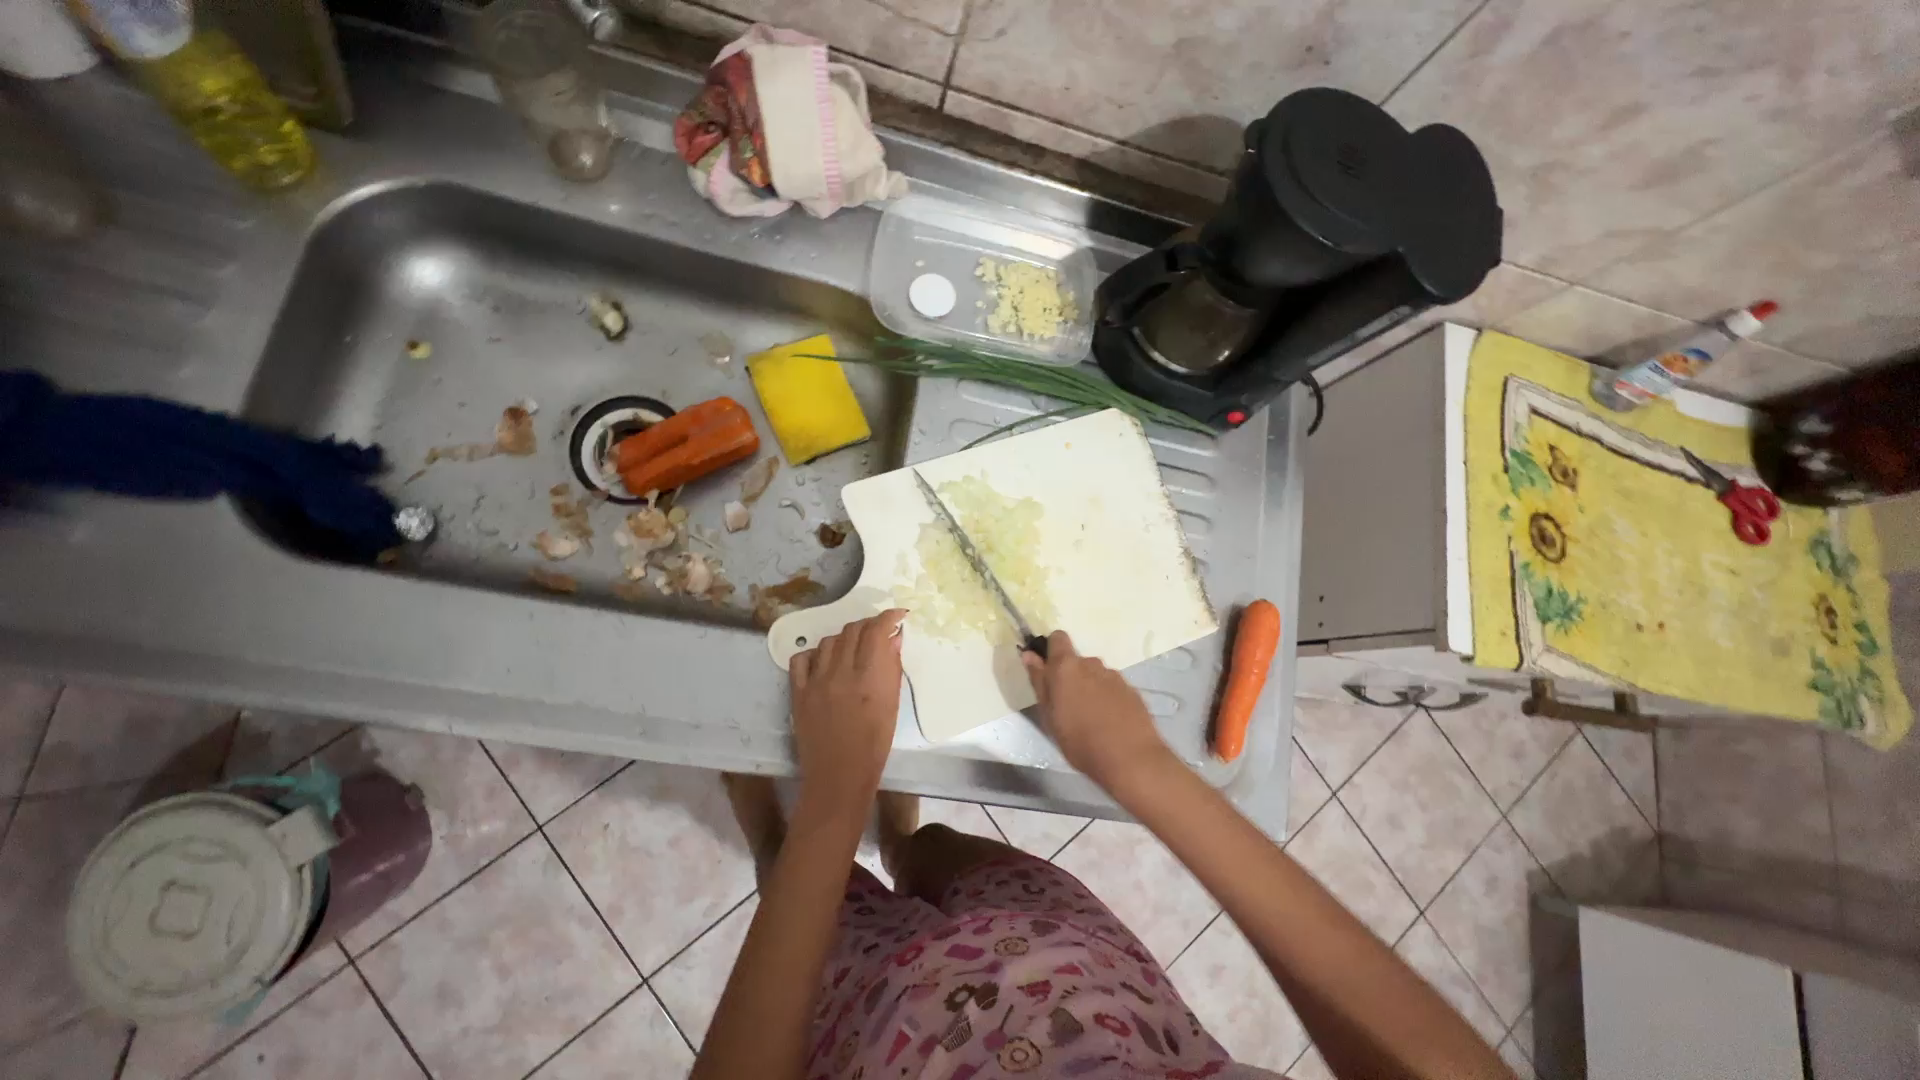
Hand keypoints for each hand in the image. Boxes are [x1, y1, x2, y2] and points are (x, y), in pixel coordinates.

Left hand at [789, 609, 906, 815]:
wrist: (838, 775)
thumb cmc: (874, 745)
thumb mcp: (892, 706)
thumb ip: (891, 669)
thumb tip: (893, 638)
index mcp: (869, 678)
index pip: (877, 631)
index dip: (888, 618)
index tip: (897, 616)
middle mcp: (841, 672)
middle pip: (852, 631)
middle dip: (868, 625)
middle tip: (878, 631)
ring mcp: (816, 681)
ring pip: (829, 640)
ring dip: (844, 638)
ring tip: (852, 648)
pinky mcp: (798, 691)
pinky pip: (802, 658)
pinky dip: (815, 653)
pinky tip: (824, 661)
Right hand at [1022, 631, 1174, 789]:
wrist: (1130, 758)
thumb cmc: (1080, 740)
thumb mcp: (1050, 715)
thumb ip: (1039, 682)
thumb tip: (1030, 655)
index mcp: (1066, 667)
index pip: (1057, 638)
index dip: (1050, 650)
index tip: (1047, 671)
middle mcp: (1092, 664)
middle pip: (1077, 661)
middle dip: (1071, 677)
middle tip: (1068, 706)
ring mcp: (1115, 676)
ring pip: (1095, 676)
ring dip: (1090, 689)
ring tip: (1091, 719)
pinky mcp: (1131, 691)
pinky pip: (1112, 688)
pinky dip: (1108, 699)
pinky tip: (1109, 723)